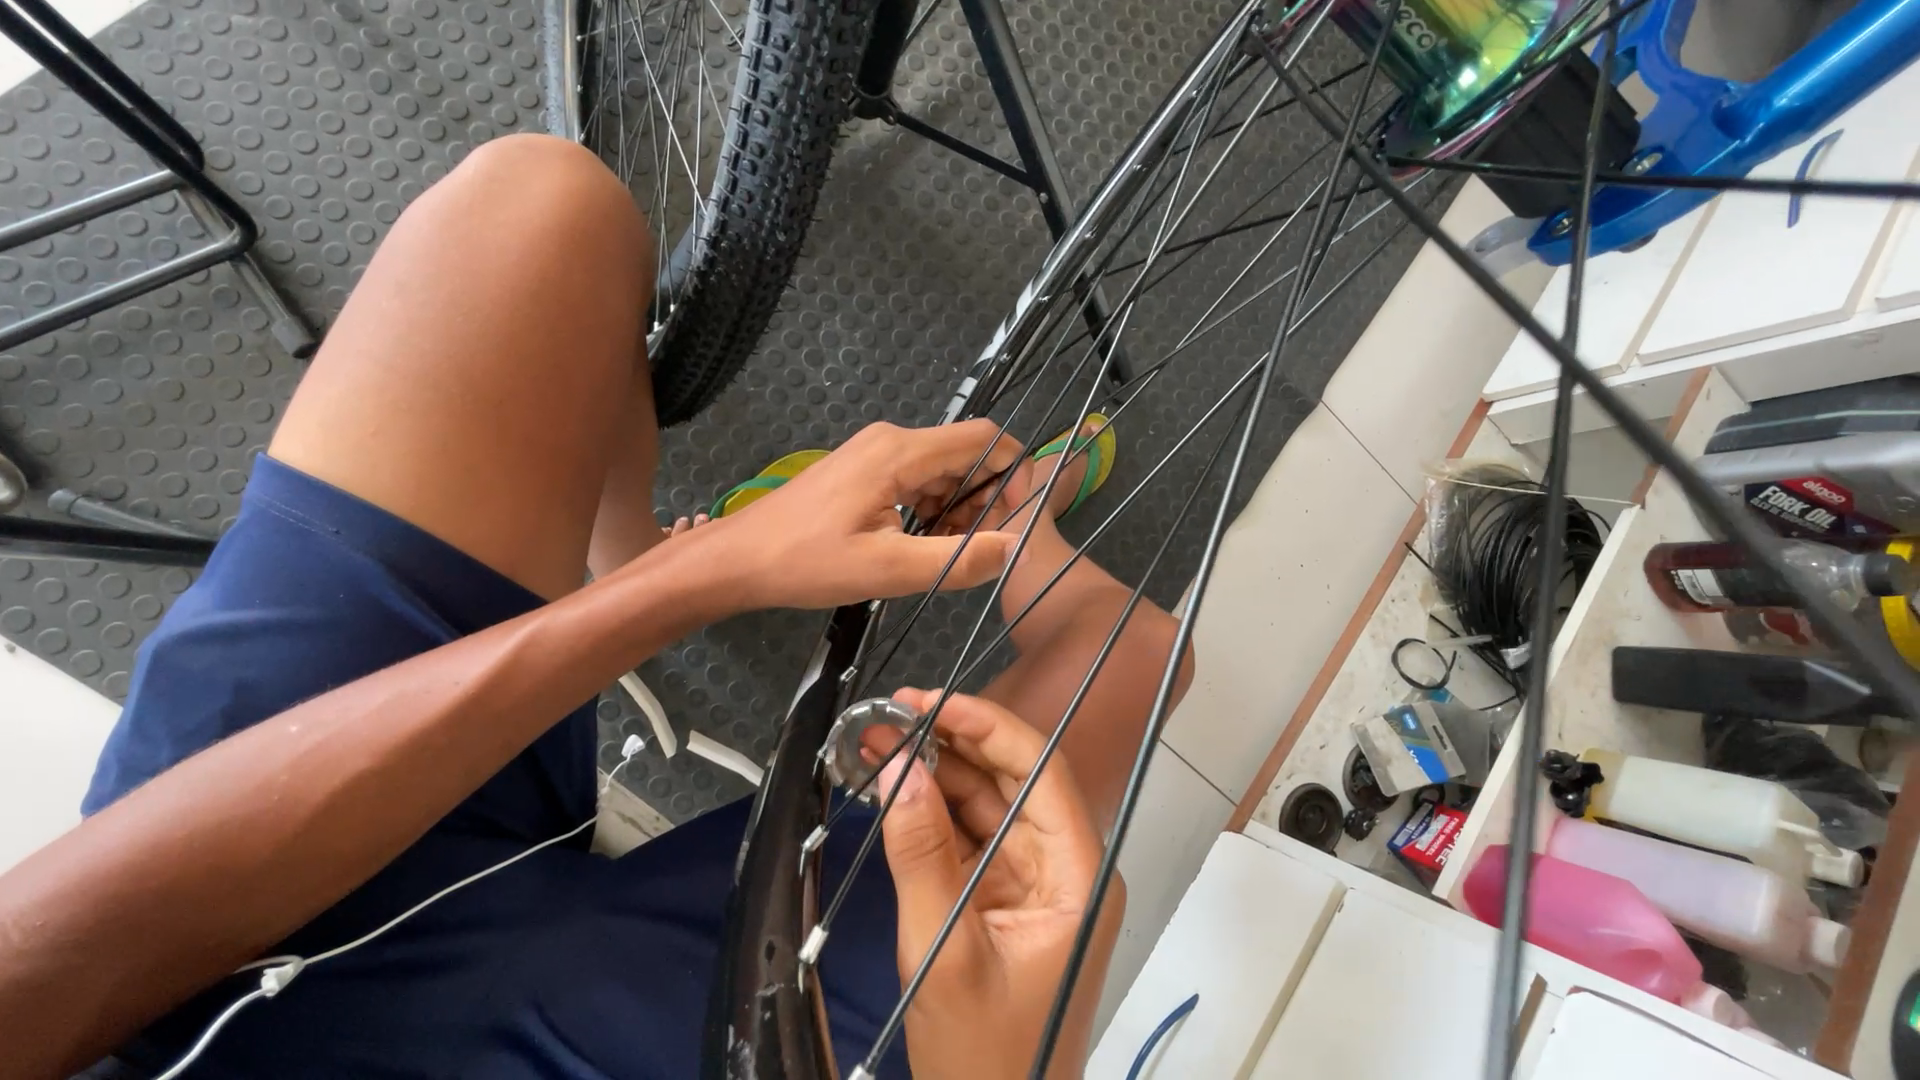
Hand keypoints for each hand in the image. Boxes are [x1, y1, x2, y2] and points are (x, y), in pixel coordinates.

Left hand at [709, 420, 1025, 609]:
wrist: (738, 559)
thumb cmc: (806, 562)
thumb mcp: (887, 569)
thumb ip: (957, 559)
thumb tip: (1016, 549)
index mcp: (901, 452)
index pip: (985, 439)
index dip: (1015, 472)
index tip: (1019, 518)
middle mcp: (892, 441)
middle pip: (966, 456)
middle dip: (987, 499)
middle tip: (981, 549)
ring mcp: (875, 454)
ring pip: (943, 471)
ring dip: (960, 509)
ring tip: (950, 553)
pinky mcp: (864, 471)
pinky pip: (917, 481)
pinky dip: (933, 509)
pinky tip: (922, 543)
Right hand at [867, 689, 1121, 1079]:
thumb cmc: (985, 1052)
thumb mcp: (943, 950)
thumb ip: (922, 853)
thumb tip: (898, 768)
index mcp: (1076, 872)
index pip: (1041, 772)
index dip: (988, 726)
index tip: (932, 702)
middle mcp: (1060, 861)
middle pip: (1011, 777)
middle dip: (953, 739)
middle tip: (894, 711)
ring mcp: (1028, 876)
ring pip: (984, 798)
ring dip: (933, 768)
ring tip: (877, 738)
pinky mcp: (997, 891)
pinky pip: (965, 832)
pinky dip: (928, 806)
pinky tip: (890, 781)